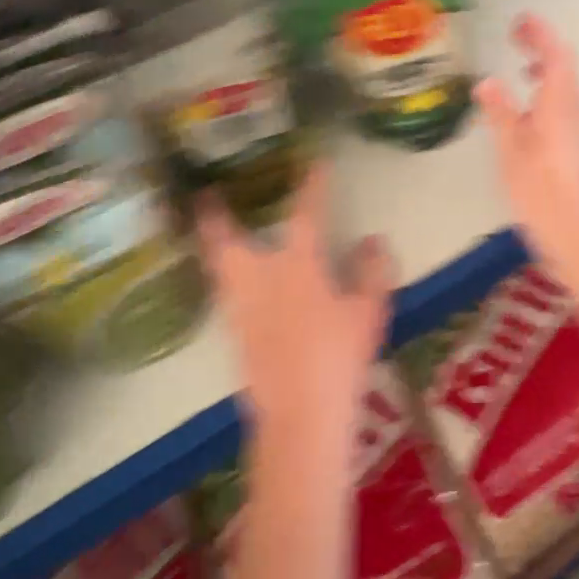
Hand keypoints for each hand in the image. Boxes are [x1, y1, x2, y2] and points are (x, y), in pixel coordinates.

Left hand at [198, 162, 392, 434]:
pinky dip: (224, 277)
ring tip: (211, 232)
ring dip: (213, 245)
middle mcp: (259, 279)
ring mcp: (241, 310)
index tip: (316, 162)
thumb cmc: (340, 357)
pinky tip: (235, 282)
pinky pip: (224, 294)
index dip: (312, 184)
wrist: (301, 416)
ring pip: (218, 268)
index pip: (305, 213)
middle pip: (226, 240)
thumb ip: (373, 271)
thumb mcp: (370, 312)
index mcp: (297, 266)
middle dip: (215, 216)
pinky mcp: (235, 337)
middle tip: (205, 196)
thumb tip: (371, 241)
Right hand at [474, 14, 578, 234]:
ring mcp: (572, 122)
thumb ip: (500, 111)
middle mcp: (570, 105)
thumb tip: (486, 82)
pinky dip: (545, 85)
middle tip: (516, 34)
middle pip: (563, 63)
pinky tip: (527, 102)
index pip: (555, 54)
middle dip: (542, 43)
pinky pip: (560, 98)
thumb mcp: (510, 146)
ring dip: (545, 63)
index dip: (540, 33)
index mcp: (558, 100)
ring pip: (564, 81)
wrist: (567, 222)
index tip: (520, 21)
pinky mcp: (569, 138)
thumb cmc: (536, 184)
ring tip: (521, 60)